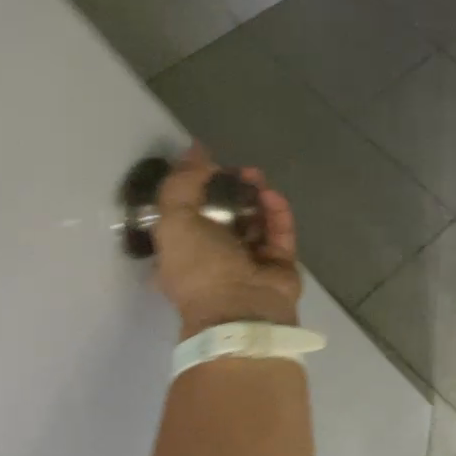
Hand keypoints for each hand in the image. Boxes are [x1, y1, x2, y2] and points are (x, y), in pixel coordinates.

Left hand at [152, 143, 302, 337]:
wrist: (243, 306)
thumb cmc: (201, 267)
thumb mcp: (175, 221)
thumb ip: (182, 184)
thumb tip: (194, 149)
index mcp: (182, 250)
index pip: (189, 212)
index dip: (199, 188)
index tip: (212, 166)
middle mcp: (214, 254)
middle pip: (225, 213)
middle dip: (232, 189)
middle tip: (243, 171)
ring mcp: (249, 259)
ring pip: (254, 220)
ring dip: (255, 197)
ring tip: (259, 178)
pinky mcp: (280, 261)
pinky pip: (279, 231)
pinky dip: (277, 213)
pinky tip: (274, 196)